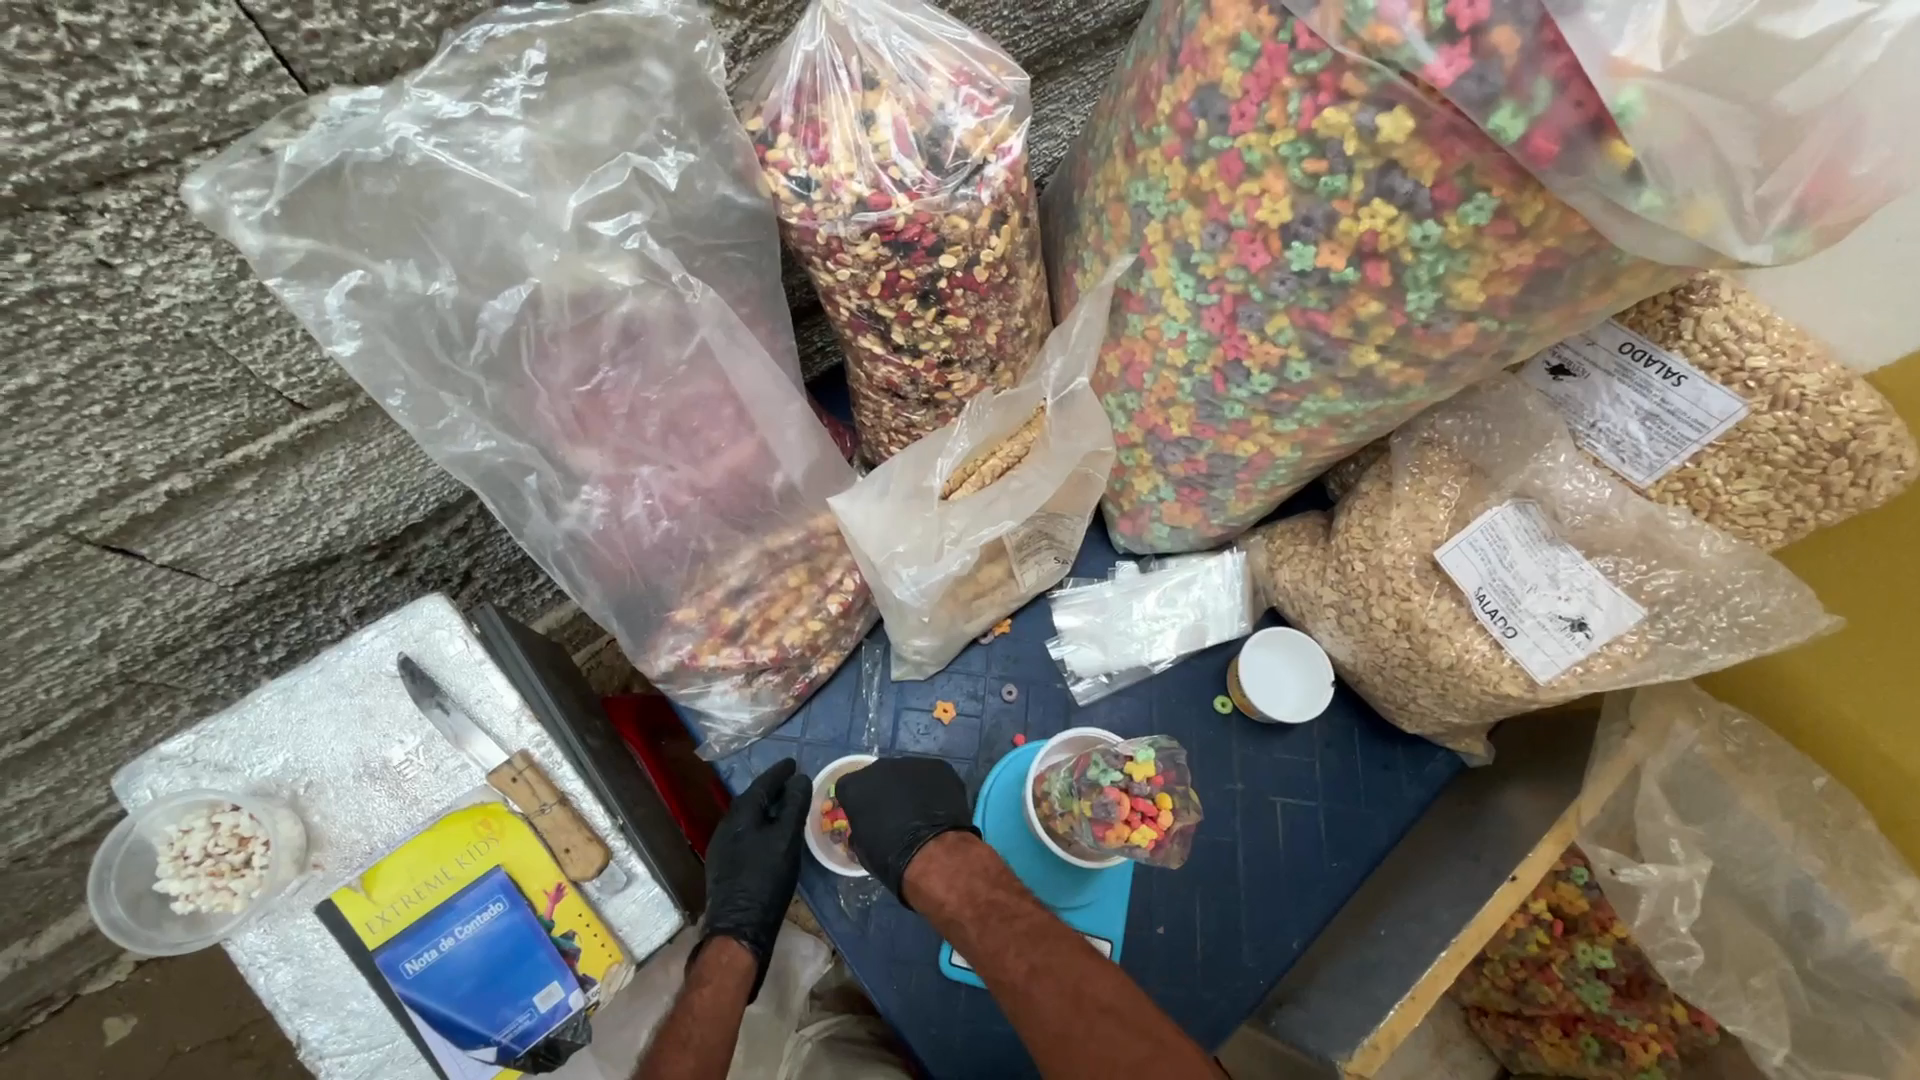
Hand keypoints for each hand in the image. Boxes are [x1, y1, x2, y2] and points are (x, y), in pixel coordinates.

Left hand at [697, 758, 809, 999]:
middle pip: (752, 800)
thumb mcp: (787, 838)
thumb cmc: (766, 878)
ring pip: (748, 819)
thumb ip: (794, 805)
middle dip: (772, 789)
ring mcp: (722, 848)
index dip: (779, 772)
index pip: (762, 784)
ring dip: (766, 809)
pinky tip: (770, 836)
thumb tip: (800, 778)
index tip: (793, 762)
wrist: (739, 928)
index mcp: (740, 815)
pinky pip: (745, 835)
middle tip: (792, 783)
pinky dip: (760, 827)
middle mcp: (726, 826)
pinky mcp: (724, 867)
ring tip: (785, 807)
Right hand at [836, 756, 977, 905]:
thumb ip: (860, 830)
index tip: (865, 817)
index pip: (848, 788)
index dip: (857, 802)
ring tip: (921, 813)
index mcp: (854, 786)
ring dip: (909, 789)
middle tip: (895, 815)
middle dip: (883, 792)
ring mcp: (911, 763)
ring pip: (906, 774)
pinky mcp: (938, 766)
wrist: (932, 852)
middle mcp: (880, 767)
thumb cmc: (889, 856)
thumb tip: (865, 827)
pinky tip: (940, 808)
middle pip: (878, 776)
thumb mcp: (862, 850)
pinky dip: (933, 788)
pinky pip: (931, 776)